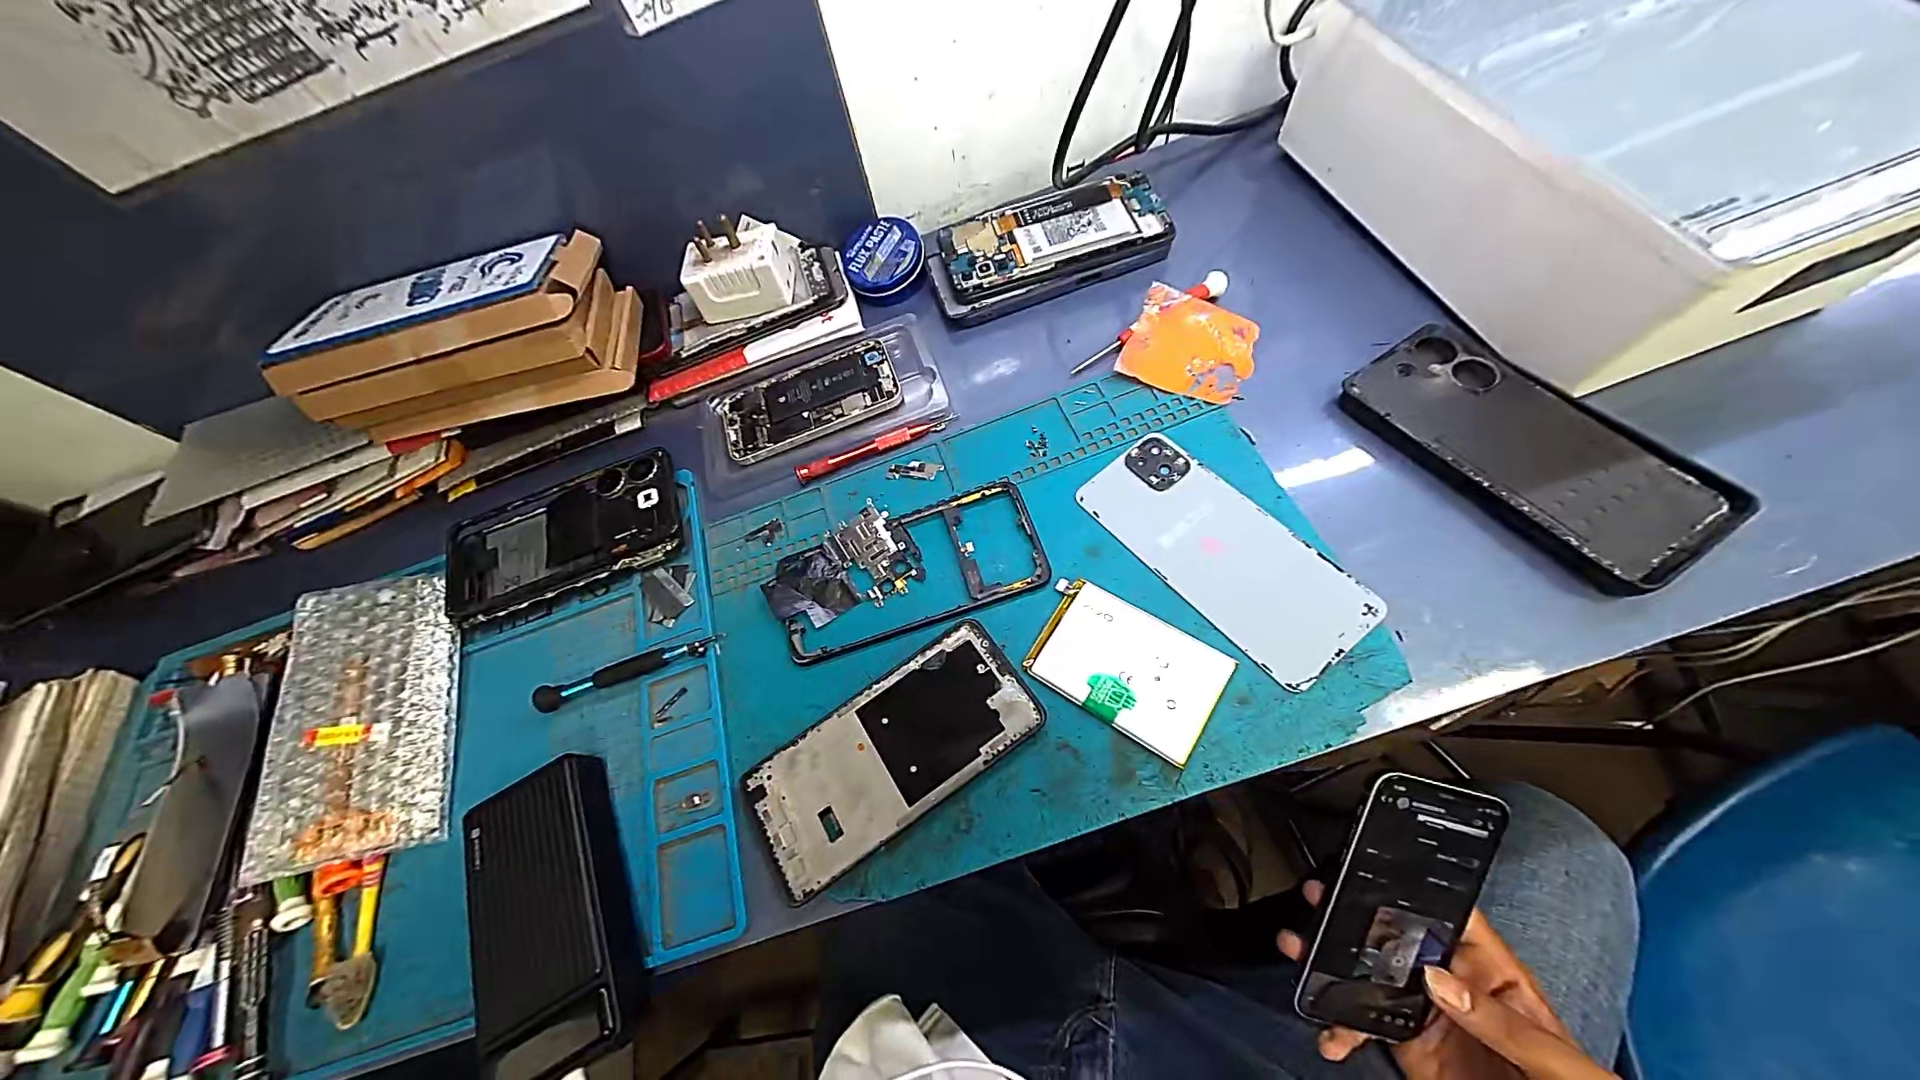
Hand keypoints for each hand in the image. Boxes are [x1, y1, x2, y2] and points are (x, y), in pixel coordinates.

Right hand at [1276, 882, 1617, 1079]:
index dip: (1416, 891)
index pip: (1453, 918)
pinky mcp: (1409, 1048)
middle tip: (1321, 900)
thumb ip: (1507, 1023)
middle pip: (1398, 940)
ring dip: (1331, 964)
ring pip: (1371, 976)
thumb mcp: (1564, 1065)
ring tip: (1301, 952)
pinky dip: (1341, 1026)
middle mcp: (1456, 988)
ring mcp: (1428, 1016)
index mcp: (1496, 976)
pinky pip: (1366, 1025)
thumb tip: (1440, 980)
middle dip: (1354, 918)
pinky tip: (1330, 1031)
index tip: (1374, 876)